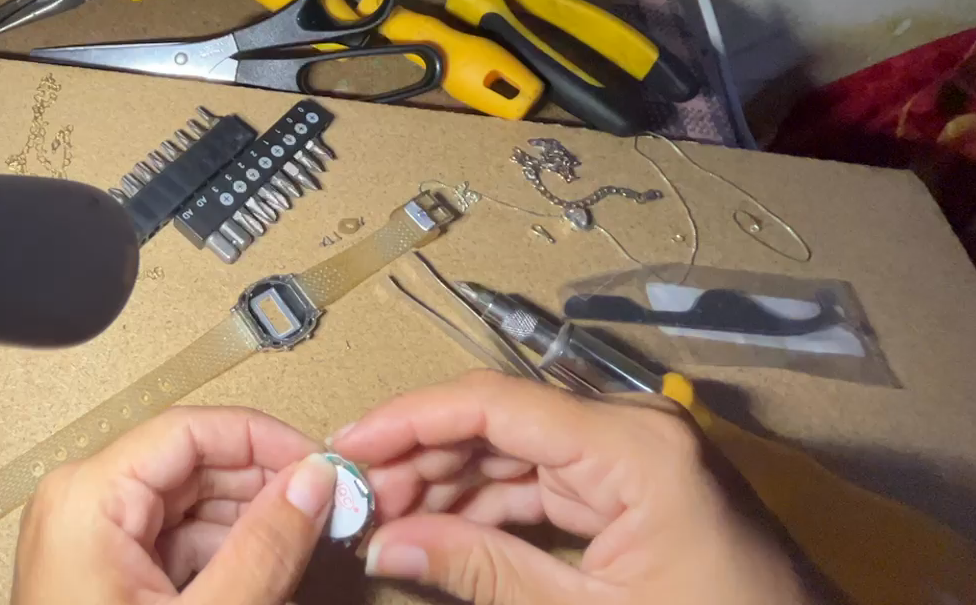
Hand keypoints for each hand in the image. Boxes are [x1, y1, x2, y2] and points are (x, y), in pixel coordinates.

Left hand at [11, 406, 335, 604]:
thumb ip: (263, 546)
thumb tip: (311, 483)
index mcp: (89, 494)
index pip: (188, 431)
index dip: (260, 438)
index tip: (317, 461)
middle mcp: (82, 498)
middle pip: (188, 463)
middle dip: (261, 482)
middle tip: (325, 502)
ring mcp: (89, 531)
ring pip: (185, 501)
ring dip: (247, 518)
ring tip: (306, 535)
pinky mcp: (102, 563)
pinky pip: (171, 537)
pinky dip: (220, 549)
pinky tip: (266, 564)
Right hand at [330, 371, 828, 604]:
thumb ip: (482, 571)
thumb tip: (380, 542)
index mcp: (630, 444)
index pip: (488, 404)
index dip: (405, 420)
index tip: (345, 446)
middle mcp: (623, 428)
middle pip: (490, 423)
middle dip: (417, 460)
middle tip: (355, 495)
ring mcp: (624, 453)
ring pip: (504, 451)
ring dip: (441, 483)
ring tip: (383, 514)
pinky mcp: (623, 484)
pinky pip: (533, 482)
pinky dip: (482, 506)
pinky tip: (435, 527)